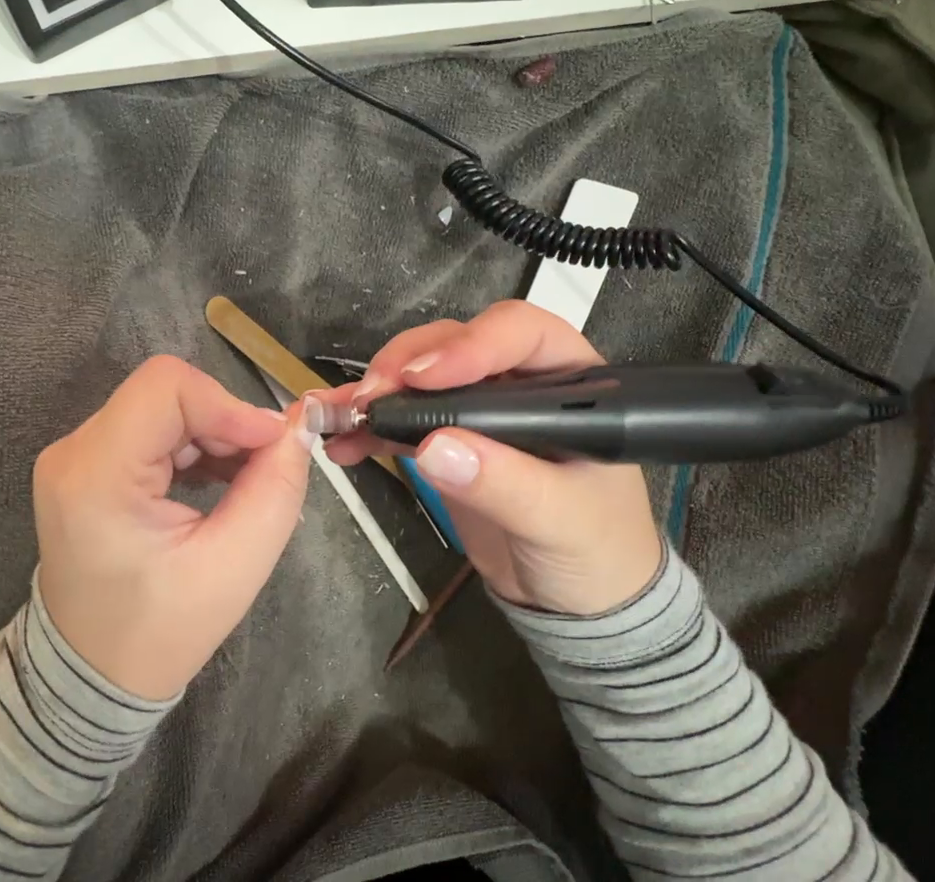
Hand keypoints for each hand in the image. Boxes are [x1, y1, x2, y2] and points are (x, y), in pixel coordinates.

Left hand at [34, 356, 315, 699]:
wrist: (92, 673)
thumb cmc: (160, 632)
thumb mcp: (234, 568)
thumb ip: (274, 490)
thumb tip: (297, 428)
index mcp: (95, 475)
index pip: (166, 387)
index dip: (229, 403)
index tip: (274, 444)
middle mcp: (72, 451)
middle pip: (165, 394)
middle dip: (226, 421)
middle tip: (269, 466)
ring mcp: (73, 456)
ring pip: (160, 407)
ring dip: (213, 434)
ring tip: (248, 479)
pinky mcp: (86, 465)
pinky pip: (149, 429)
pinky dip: (192, 446)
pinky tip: (221, 480)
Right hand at [318, 301, 662, 615]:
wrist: (574, 599)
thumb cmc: (596, 552)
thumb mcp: (562, 521)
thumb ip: (506, 484)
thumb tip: (435, 447)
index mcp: (569, 383)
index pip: (520, 334)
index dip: (470, 345)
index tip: (422, 378)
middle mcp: (519, 384)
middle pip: (454, 345)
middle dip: (405, 365)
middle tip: (370, 398)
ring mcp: (477, 413)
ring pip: (418, 377)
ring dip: (374, 392)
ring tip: (338, 415)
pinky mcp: (445, 443)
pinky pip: (399, 422)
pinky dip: (366, 430)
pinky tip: (341, 444)